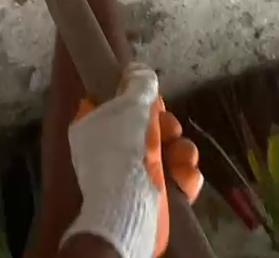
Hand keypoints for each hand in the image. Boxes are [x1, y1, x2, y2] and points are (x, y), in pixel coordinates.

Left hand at [62, 63, 202, 257]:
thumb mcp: (130, 105)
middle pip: (148, 125)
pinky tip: (184, 176)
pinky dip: (184, 176)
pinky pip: (178, 176)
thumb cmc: (124, 150)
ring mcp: (134, 174)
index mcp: (94, 125)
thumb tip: (139, 68)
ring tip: (180, 155)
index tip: (150, 98)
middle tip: (168, 127)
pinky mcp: (155, 196)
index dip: (137, 97)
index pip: (117, 102)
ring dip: (181, 150)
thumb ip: (138, 84)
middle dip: (166, 124)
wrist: (130, 210)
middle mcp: (112, 149)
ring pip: (168, 150)